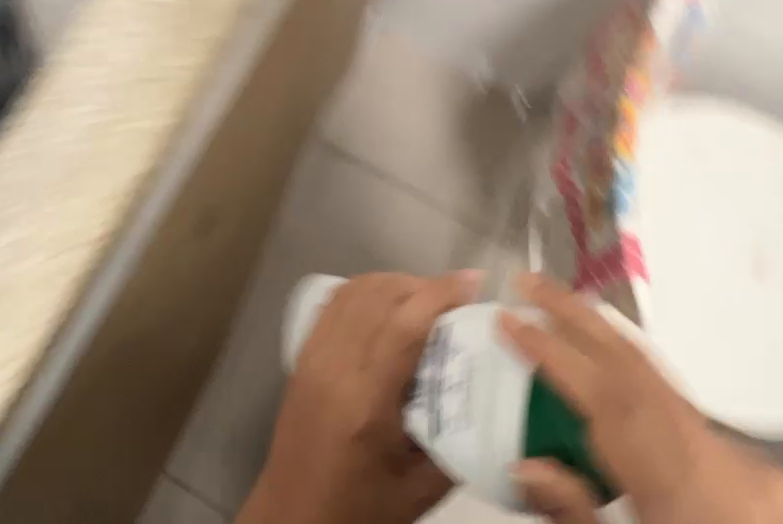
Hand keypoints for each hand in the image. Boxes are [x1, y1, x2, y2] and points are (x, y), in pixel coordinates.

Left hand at [236, 271, 480, 523]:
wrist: (292, 518)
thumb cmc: (359, 509)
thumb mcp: (421, 488)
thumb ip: (457, 440)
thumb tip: (490, 391)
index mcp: (366, 401)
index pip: (404, 324)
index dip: (441, 293)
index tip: (475, 282)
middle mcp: (334, 366)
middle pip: (380, 294)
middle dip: (423, 286)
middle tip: (456, 302)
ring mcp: (313, 355)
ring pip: (355, 290)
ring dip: (394, 284)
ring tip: (425, 302)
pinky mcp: (302, 355)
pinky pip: (334, 302)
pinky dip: (365, 292)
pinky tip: (387, 307)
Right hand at [500, 273, 782, 523]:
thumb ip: (574, 513)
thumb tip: (524, 463)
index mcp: (683, 490)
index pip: (607, 398)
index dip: (554, 352)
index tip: (510, 320)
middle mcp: (721, 461)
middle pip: (641, 367)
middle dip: (579, 317)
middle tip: (530, 282)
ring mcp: (748, 461)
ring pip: (667, 381)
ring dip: (608, 341)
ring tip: (561, 311)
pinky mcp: (760, 470)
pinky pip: (686, 410)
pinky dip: (642, 380)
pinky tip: (613, 373)